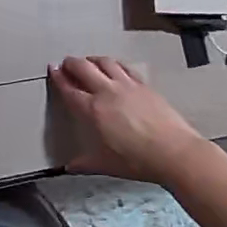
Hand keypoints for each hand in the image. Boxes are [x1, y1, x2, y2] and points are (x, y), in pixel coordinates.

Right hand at [49, 56, 211, 184]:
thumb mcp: (105, 164)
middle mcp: (107, 92)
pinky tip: (114, 67)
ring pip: (104, 62)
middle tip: (66, 64)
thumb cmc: (136, 160)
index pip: (69, 89)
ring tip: (88, 62)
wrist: (173, 152)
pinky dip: (114, 64)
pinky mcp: (144, 86)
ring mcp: (127, 86)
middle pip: (83, 68)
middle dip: (71, 63)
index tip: (53, 70)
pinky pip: (125, 67)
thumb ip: (84, 163)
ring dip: (92, 59)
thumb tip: (70, 167)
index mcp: (92, 110)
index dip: (58, 78)